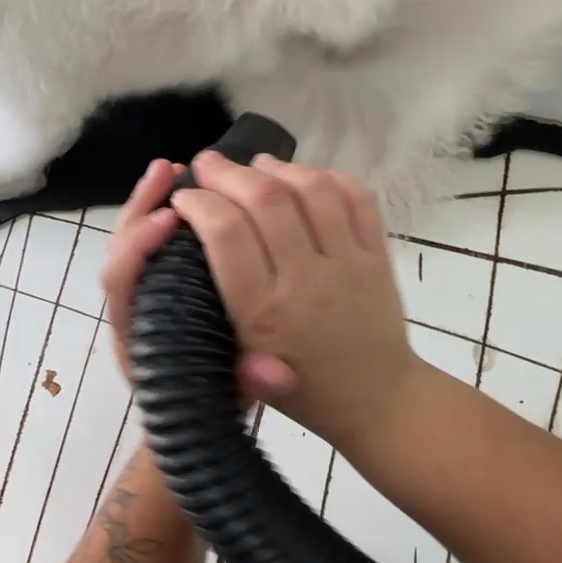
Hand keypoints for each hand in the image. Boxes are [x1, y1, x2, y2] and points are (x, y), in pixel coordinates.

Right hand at [102, 152, 423, 448]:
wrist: (374, 399)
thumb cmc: (298, 388)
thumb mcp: (242, 363)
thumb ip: (218, 309)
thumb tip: (194, 245)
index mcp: (262, 312)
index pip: (225, 234)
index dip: (198, 203)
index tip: (184, 198)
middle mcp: (304, 281)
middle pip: (265, 200)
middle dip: (228, 173)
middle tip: (206, 164)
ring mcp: (346, 264)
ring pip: (311, 189)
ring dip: (277, 167)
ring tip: (254, 164)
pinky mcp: (377, 256)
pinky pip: (356, 198)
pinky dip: (326, 176)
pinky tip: (303, 176)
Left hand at [102, 159, 279, 399]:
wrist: (196, 423)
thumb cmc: (208, 408)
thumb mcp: (232, 399)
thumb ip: (248, 385)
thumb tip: (271, 372)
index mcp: (138, 339)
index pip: (121, 284)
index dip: (138, 250)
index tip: (169, 222)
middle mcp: (134, 313)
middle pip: (122, 253)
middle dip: (140, 211)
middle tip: (167, 173)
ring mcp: (145, 299)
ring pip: (136, 244)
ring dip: (152, 204)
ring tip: (175, 169)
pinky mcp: (161, 289)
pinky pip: (156, 248)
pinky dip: (168, 217)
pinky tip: (195, 194)